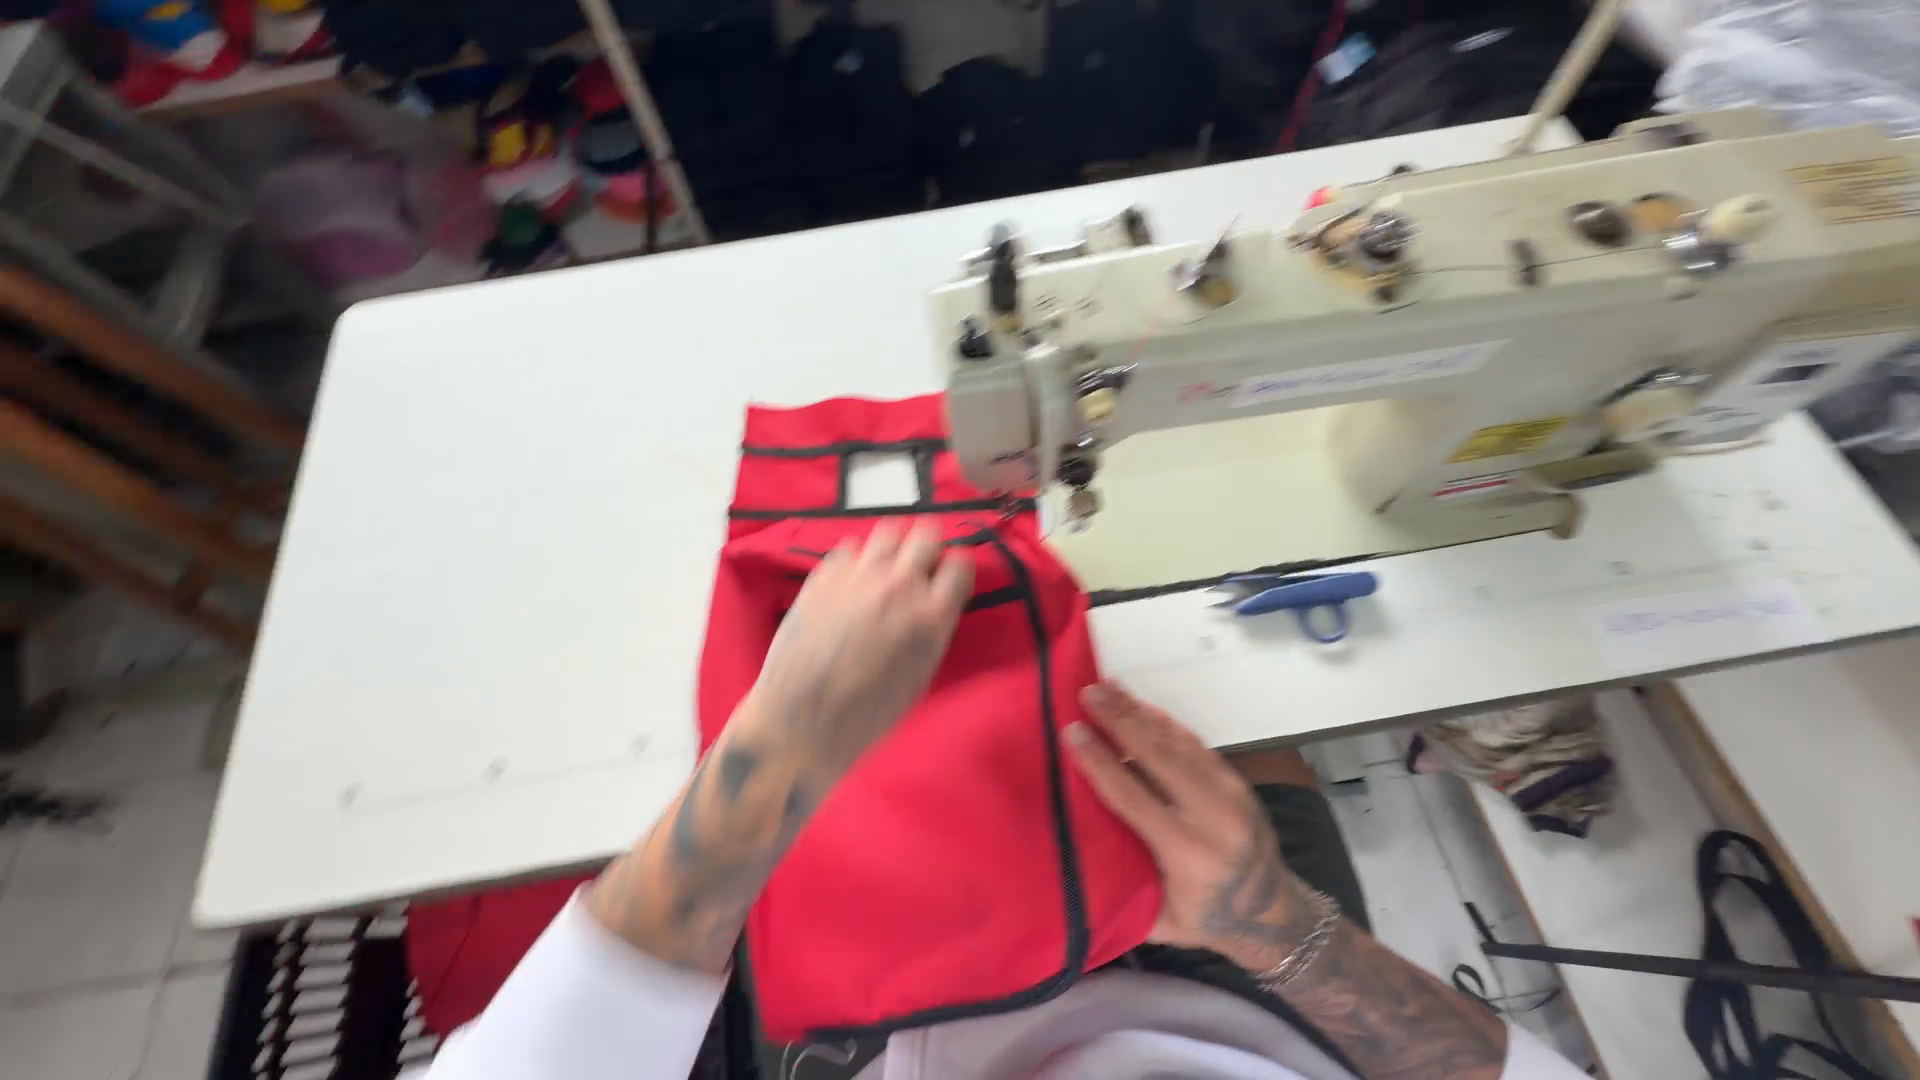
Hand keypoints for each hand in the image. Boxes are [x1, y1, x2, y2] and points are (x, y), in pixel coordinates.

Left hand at [741, 520, 972, 772]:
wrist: (804, 718)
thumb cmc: (869, 713)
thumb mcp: (920, 674)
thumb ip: (932, 628)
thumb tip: (934, 603)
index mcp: (931, 616)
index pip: (960, 563)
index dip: (955, 568)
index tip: (947, 577)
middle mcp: (899, 585)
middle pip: (927, 533)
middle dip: (928, 545)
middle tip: (919, 562)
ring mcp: (859, 575)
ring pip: (888, 530)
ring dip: (892, 545)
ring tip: (884, 566)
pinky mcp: (824, 574)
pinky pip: (849, 548)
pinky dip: (855, 560)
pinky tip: (850, 582)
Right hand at [1064, 682, 1317, 971]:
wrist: (1276, 917)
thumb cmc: (1204, 921)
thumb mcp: (1157, 920)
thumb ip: (1118, 888)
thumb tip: (1068, 847)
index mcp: (1187, 854)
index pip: (1133, 797)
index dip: (1100, 763)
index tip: (1072, 732)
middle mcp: (1212, 817)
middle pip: (1158, 756)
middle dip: (1120, 720)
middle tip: (1087, 691)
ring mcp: (1230, 795)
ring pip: (1178, 743)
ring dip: (1140, 712)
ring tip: (1108, 687)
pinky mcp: (1237, 783)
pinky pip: (1197, 744)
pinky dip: (1167, 723)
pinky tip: (1143, 706)